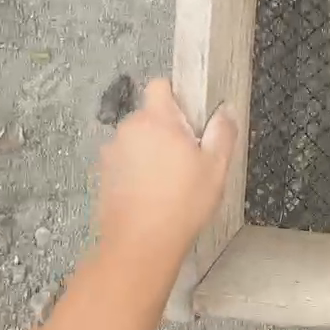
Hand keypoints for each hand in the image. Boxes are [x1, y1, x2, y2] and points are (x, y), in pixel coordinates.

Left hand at [93, 79, 237, 269]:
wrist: (140, 245)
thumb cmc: (183, 202)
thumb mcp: (216, 167)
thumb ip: (222, 132)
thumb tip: (225, 110)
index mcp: (156, 120)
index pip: (160, 85)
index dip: (177, 96)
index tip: (192, 119)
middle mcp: (129, 129)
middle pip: (150, 115)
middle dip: (167, 128)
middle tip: (189, 157)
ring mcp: (112, 152)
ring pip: (137, 139)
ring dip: (152, 150)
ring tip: (171, 180)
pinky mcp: (103, 175)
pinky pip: (126, 161)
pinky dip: (138, 170)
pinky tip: (153, 194)